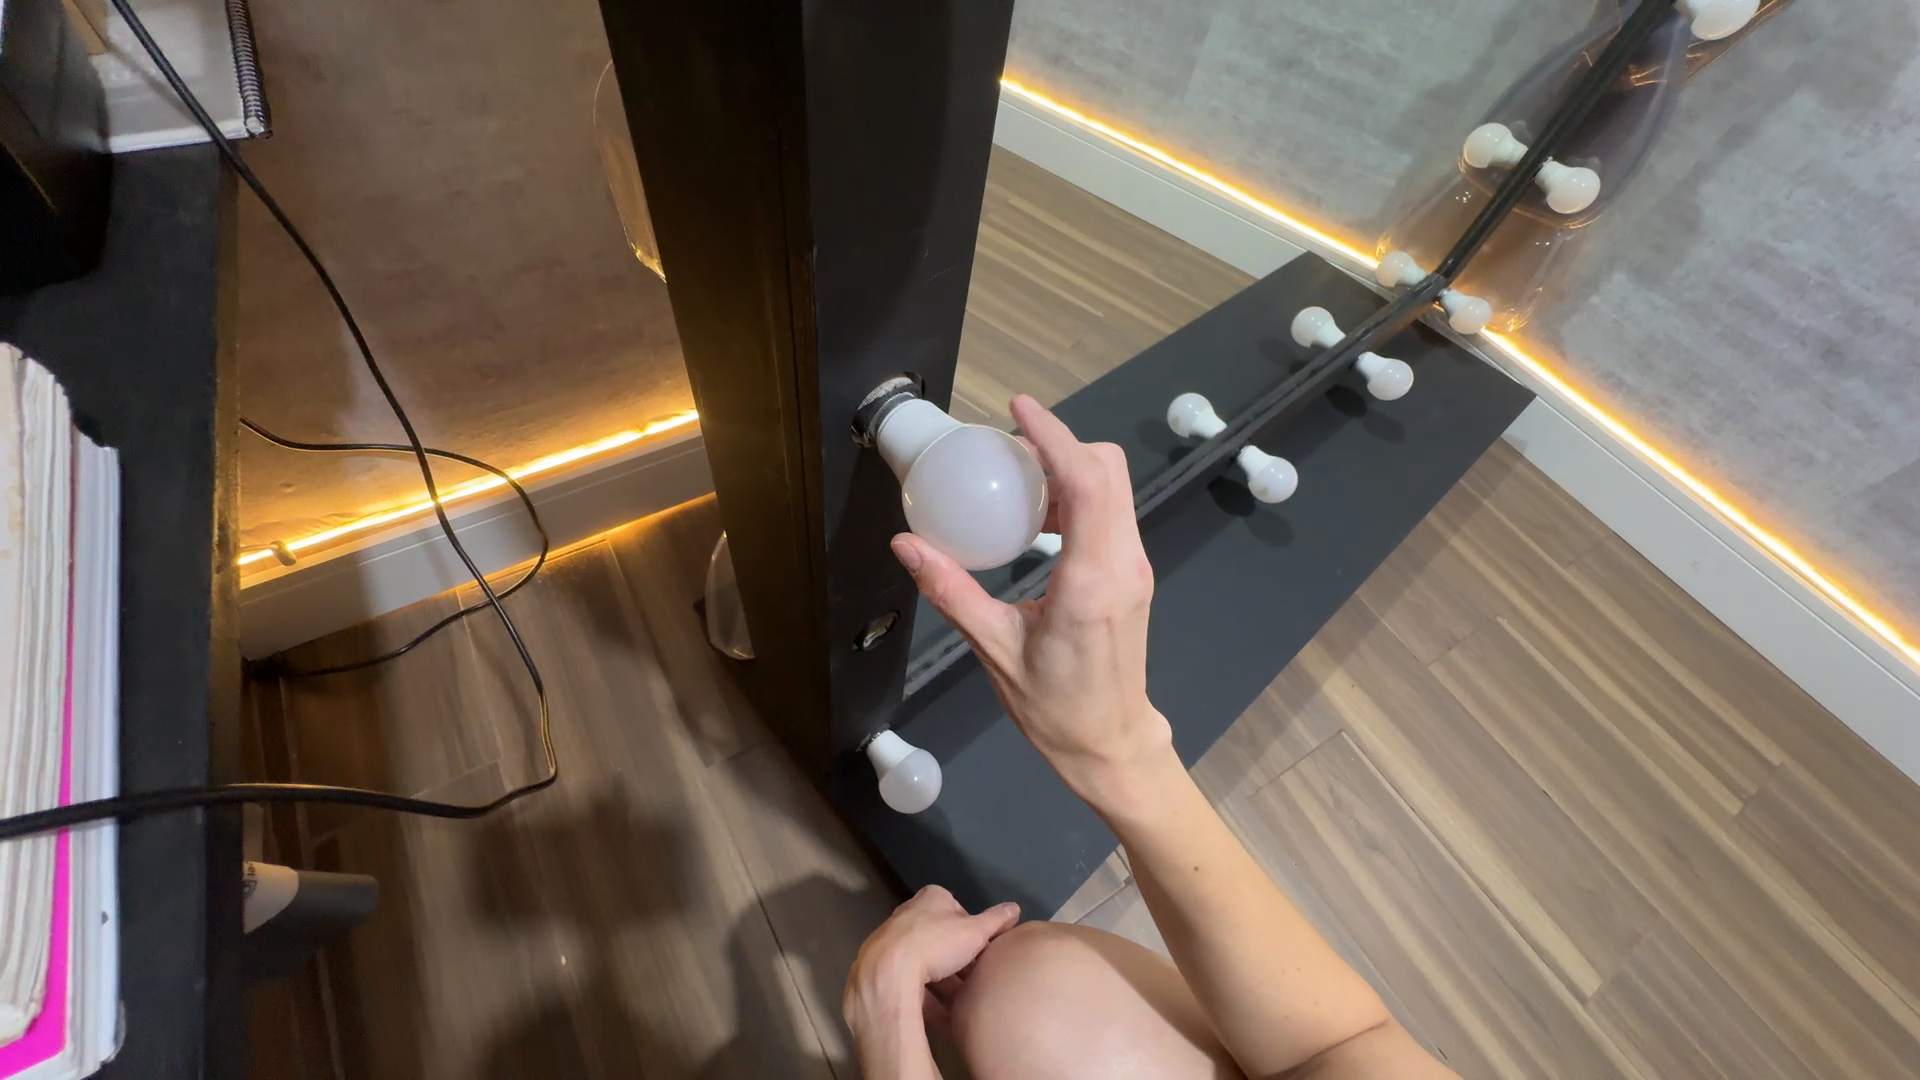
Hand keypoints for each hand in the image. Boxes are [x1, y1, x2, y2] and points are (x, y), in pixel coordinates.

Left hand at [844, 886, 1020, 1034]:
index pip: (956, 910)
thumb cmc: (936, 943)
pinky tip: (944, 1020)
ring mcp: (892, 943)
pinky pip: (910, 985)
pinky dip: (928, 1001)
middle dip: (957, 959)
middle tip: (975, 979)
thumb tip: (1015, 907)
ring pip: (924, 962)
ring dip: (943, 983)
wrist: (889, 974)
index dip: (971, 931)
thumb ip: (995, 921)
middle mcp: (908, 915)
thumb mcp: (975, 932)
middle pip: (940, 937)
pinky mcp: (882, 971)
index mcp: (930, 898)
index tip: (982, 951)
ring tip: (964, 1003)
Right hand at [890, 395, 1174, 802]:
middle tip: (1008, 452)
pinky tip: (1040, 520)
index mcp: (1091, 581)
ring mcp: (1135, 568)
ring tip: (1019, 483)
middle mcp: (1124, 564)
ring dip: (1070, 470)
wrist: (1111, 743)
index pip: (1088, 483)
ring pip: (1114, 489)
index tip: (1019, 408)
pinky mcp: (1133, 575)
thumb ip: (951, 592)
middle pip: (1108, 471)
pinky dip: (1079, 497)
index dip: (1055, 437)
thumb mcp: (994, 648)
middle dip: (1060, 445)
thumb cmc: (1054, 707)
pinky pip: (1112, 513)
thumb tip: (906, 544)